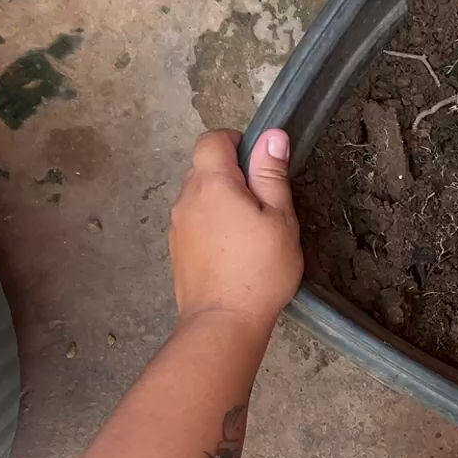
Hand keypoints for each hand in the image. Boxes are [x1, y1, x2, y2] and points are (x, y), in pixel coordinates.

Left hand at [169, 128, 302, 329]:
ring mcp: (178, 226)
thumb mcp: (280, 219)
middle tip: (265, 204)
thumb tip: (272, 136)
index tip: (261, 164)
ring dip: (223, 203)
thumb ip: (272, 174)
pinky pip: (196, 224)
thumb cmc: (259, 271)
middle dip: (233, 176)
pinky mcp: (178, 250)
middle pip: (205, 168)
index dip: (238, 143)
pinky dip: (214, 227)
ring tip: (252, 233)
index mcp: (213, 183)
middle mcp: (187, 198)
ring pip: (200, 198)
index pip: (214, 139)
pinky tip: (236, 253)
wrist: (224, 322)